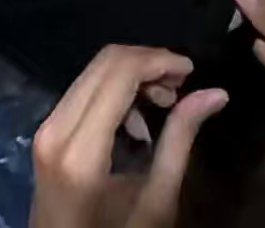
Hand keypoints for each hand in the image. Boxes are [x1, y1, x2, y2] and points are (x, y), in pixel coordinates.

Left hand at [29, 45, 227, 227]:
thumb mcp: (156, 204)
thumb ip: (181, 139)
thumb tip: (217, 92)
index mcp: (81, 152)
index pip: (121, 72)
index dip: (159, 60)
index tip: (190, 71)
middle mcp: (56, 129)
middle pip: (107, 62)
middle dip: (149, 62)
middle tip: (180, 83)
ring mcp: (47, 130)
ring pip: (96, 70)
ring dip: (134, 74)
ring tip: (165, 101)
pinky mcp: (48, 133)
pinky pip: (86, 88)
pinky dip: (117, 89)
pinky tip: (138, 119)